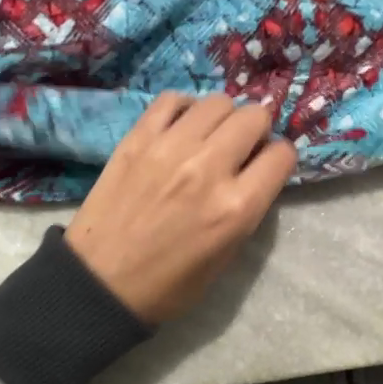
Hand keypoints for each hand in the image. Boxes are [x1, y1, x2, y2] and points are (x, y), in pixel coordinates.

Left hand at [65, 94, 297, 323]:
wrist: (100, 283)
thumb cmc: (169, 283)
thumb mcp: (226, 257)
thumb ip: (248, 208)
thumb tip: (256, 169)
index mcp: (236, 208)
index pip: (282, 154)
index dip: (278, 158)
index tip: (266, 166)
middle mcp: (209, 169)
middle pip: (254, 116)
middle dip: (257, 130)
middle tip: (240, 148)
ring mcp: (170, 148)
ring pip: (218, 102)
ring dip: (223, 117)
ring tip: (209, 136)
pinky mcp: (138, 139)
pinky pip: (172, 100)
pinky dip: (185, 109)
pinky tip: (181, 128)